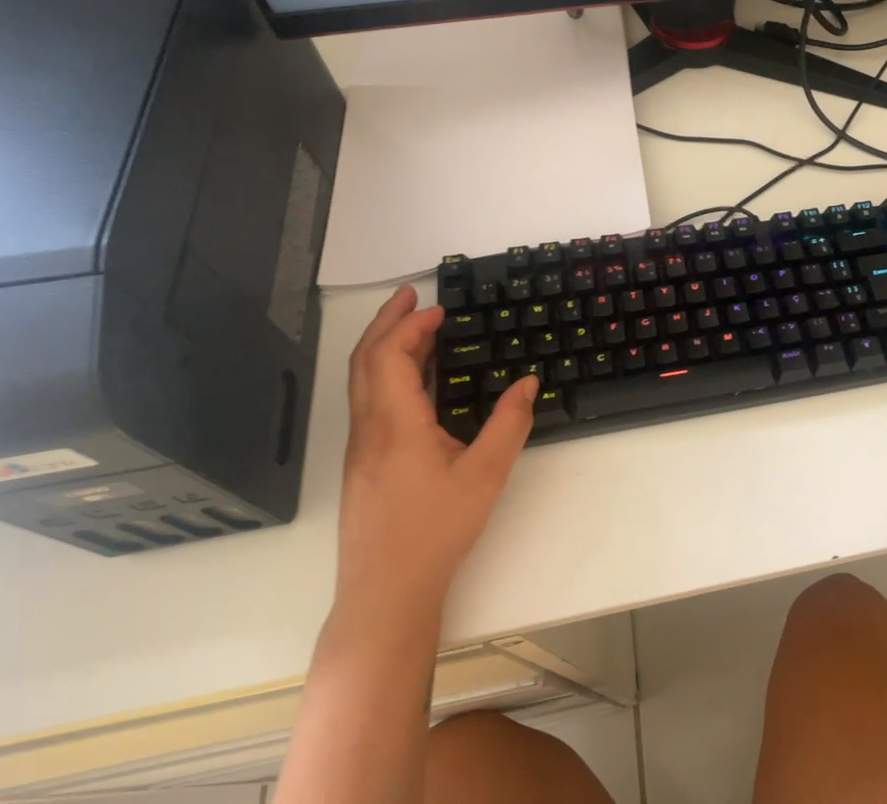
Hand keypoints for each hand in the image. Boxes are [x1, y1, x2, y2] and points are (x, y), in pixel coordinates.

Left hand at [337, 286, 536, 613]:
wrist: (386, 590)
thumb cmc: (435, 531)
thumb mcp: (485, 476)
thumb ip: (508, 424)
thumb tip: (527, 383)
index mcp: (394, 424)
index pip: (390, 356)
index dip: (408, 325)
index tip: (436, 308)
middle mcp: (368, 429)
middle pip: (365, 360)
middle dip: (386, 322)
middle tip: (410, 297)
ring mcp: (359, 449)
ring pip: (362, 382)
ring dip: (383, 347)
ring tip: (413, 331)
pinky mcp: (361, 466)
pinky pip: (368, 403)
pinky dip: (384, 375)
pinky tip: (413, 385)